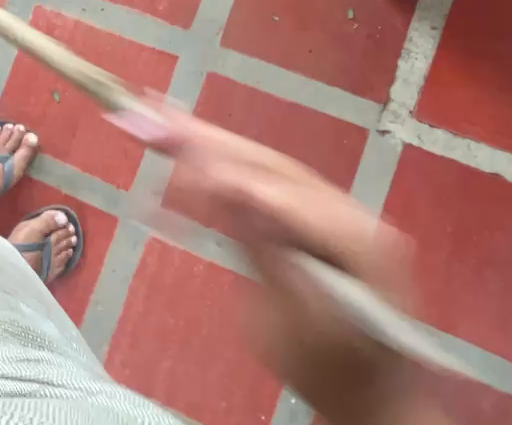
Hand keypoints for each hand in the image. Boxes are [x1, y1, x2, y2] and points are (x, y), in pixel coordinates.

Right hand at [140, 107, 436, 424]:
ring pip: (255, 162)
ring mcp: (329, 207)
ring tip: (148, 115)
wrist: (369, 398)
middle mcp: (348, 210)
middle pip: (263, 164)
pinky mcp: (305, 211)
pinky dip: (212, 156)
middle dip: (199, 139)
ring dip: (199, 139)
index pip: (279, 193)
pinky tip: (176, 136)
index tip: (166, 158)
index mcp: (358, 239)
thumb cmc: (330, 372)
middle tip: (141, 116)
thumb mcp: (293, 322)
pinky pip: (255, 175)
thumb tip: (223, 187)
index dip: (220, 172)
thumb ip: (262, 248)